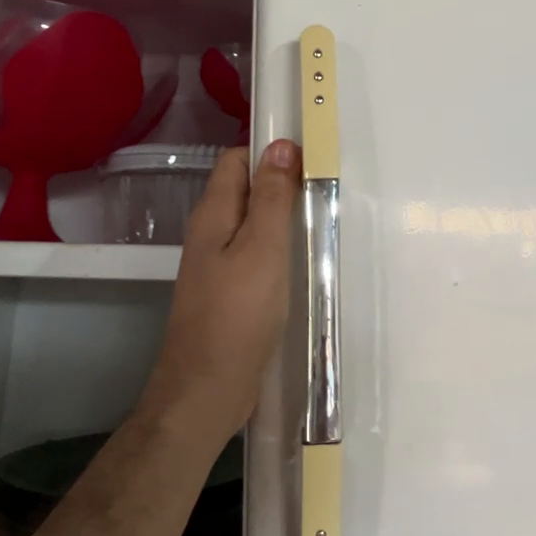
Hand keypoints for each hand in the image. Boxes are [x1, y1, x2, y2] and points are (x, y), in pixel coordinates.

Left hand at [146, 140, 302, 433]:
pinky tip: (305, 262)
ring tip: (323, 219)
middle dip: (282, 183)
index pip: (236, 161)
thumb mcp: (261, 250)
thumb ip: (271, 198)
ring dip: (284, 218)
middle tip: (327, 188)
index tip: (312, 156)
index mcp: (213, 216)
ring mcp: (219, 267)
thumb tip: (280, 145)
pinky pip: (257, 257)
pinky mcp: (231, 295)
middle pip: (246, 191)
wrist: (207, 390)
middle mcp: (211, 235)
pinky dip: (281, 250)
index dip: (270, 152)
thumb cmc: (237, 316)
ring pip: (253, 226)